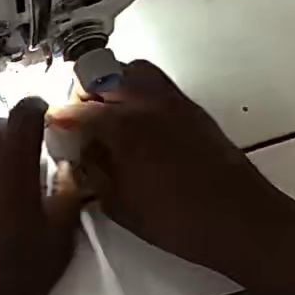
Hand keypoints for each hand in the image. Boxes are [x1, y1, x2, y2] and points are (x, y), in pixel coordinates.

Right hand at [47, 60, 294, 277]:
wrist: (243, 224)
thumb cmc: (180, 220)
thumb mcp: (118, 204)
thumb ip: (91, 172)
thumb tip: (78, 157)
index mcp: (122, 126)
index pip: (74, 109)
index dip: (57, 120)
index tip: (51, 130)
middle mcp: (145, 103)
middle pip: (99, 74)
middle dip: (81, 94)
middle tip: (77, 119)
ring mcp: (171, 101)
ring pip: (129, 69)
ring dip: (110, 84)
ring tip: (105, 111)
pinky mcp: (190, 108)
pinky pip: (154, 83)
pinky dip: (136, 91)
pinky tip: (134, 121)